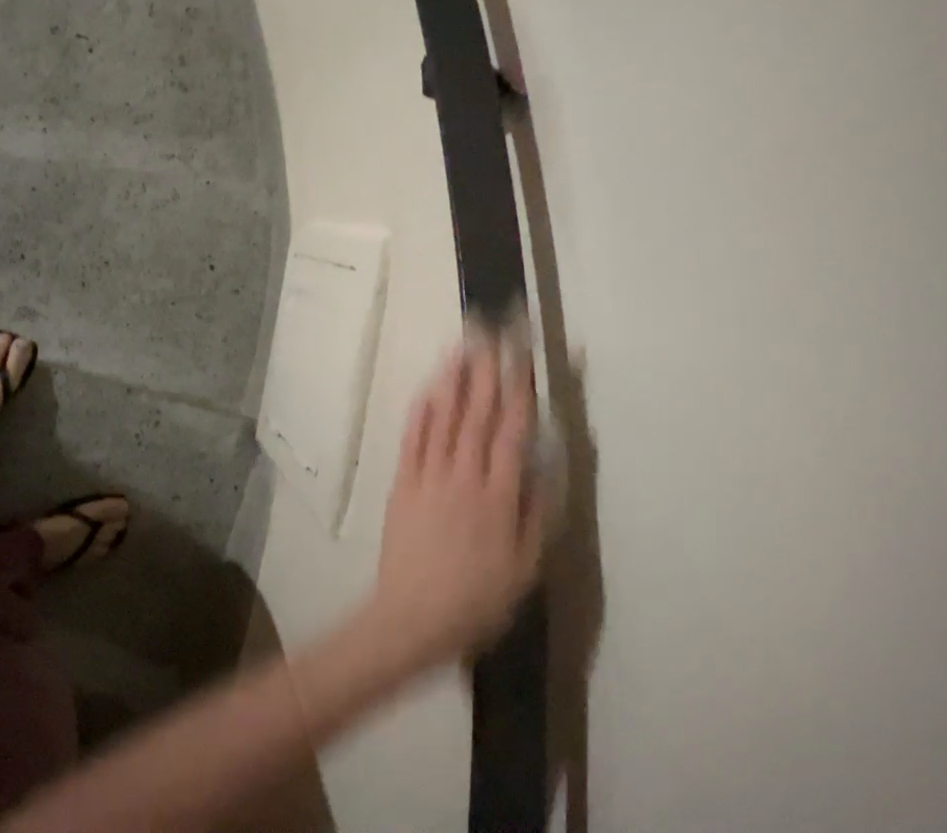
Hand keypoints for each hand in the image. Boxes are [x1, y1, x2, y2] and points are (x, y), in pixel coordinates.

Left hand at [370, 328, 545, 669]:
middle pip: (480, 412)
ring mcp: (430, 476)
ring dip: (456, 376)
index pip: (514, 428)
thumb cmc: (477, 599)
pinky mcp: (403, 483)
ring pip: (445, 416)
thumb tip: (544, 467)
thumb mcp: (525, 567)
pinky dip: (423, 409)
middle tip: (496, 328)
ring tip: (465, 341)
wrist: (412, 619)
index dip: (521, 387)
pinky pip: (413, 438)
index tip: (526, 354)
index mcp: (500, 494)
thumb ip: (536, 514)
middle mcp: (465, 474)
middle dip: (490, 367)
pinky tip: (431, 385)